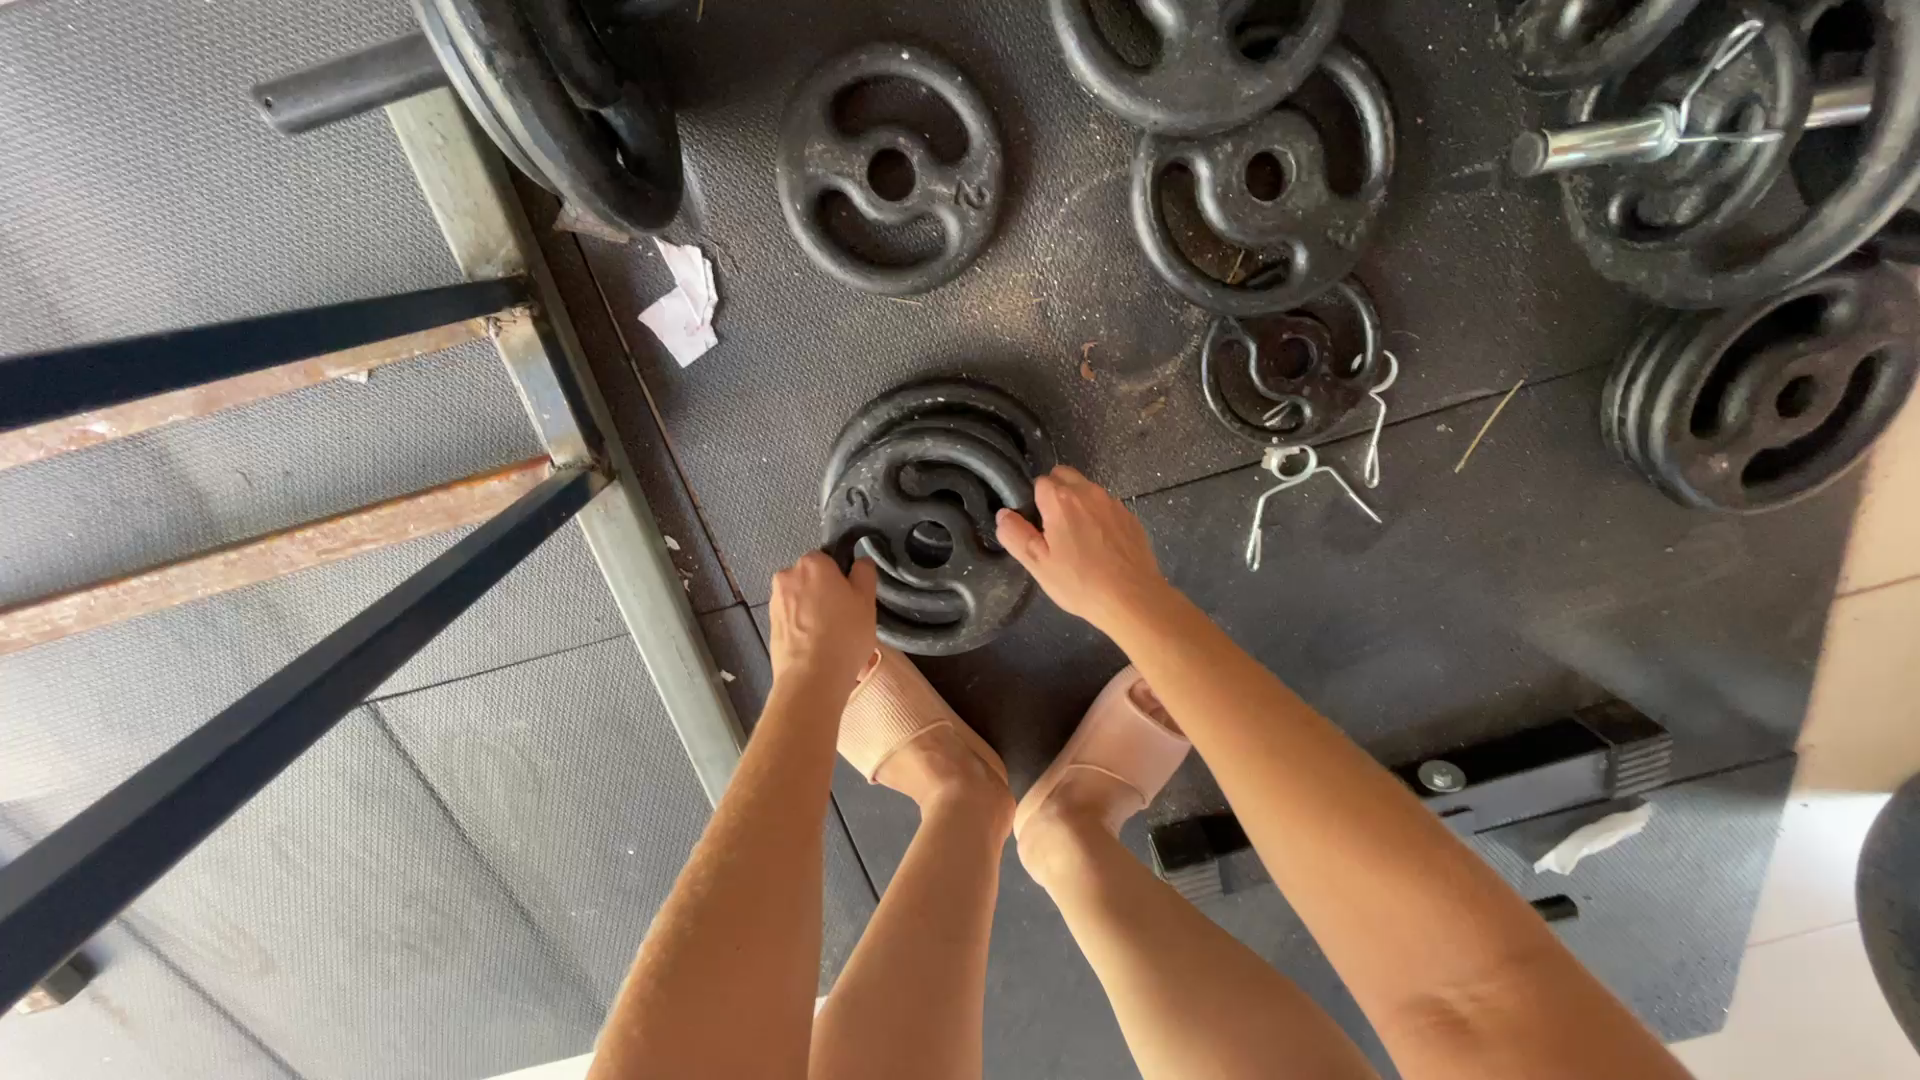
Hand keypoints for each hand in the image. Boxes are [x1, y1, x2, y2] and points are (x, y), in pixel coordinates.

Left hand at [768, 552, 878, 683]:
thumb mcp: (867, 601)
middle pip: (812, 579)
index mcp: (812, 563)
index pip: (829, 560)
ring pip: (801, 599)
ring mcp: (775, 601)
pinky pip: (792, 618)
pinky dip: (803, 626)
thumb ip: (864, 573)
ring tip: (830, 636)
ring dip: (813, 610)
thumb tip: (859, 562)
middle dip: (825, 592)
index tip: (851, 598)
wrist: (811, 678)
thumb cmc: (844, 635)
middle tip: (844, 618)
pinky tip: (816, 645)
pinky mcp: (770, 625)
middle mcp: (787, 575)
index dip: (842, 578)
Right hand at [996, 466, 1172, 633]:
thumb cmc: (1080, 583)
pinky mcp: (1130, 517)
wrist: (1133, 599)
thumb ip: (1015, 534)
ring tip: (1078, 541)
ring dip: (1077, 504)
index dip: (1034, 502)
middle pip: (1064, 476)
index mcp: (1061, 500)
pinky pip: (1106, 506)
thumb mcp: (1038, 564)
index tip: (1037, 528)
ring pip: (1087, 490)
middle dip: (1055, 494)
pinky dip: (1098, 517)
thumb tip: (1004, 514)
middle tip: (1053, 529)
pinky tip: (1100, 547)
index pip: (1039, 482)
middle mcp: (1089, 492)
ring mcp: (1113, 503)